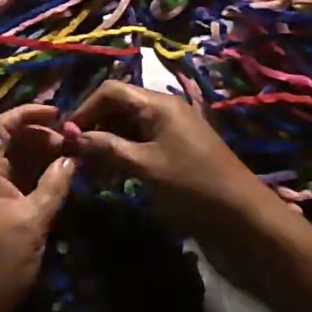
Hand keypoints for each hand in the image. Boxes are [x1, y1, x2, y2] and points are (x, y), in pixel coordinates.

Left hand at [0, 105, 74, 311]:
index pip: (2, 125)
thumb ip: (53, 185)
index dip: (28, 113)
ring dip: (43, 152)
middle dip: (41, 134)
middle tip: (72, 140)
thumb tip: (72, 157)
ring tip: (72, 154)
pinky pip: (21, 178)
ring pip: (18, 159)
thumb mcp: (33, 221)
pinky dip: (40, 172)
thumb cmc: (2, 260)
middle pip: (12, 139)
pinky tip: (61, 175)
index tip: (58, 113)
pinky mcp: (1, 208)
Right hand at [70, 81, 271, 222]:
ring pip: (127, 126)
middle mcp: (164, 109)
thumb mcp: (145, 167)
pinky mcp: (176, 152)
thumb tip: (69, 136)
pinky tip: (110, 174)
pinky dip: (122, 153)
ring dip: (106, 142)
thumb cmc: (193, 186)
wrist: (246, 221)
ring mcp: (171, 130)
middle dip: (94, 126)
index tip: (65, 136)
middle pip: (118, 106)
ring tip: (89, 168)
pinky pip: (140, 143)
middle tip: (73, 154)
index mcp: (158, 103)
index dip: (84, 109)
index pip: (110, 90)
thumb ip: (106, 148)